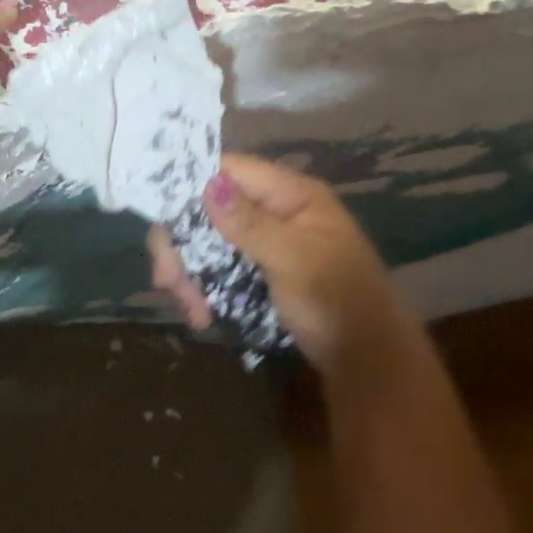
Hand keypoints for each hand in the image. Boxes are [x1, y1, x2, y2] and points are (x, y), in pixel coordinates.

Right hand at [148, 154, 432, 376]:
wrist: (369, 361)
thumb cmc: (339, 301)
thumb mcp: (294, 261)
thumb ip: (250, 224)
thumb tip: (207, 185)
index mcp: (290, 195)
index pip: (229, 171)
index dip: (190, 188)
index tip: (163, 224)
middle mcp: (273, 211)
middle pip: (208, 209)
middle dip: (183, 245)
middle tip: (166, 283)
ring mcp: (263, 243)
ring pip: (206, 243)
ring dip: (189, 274)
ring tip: (191, 311)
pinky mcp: (256, 272)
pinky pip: (216, 269)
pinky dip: (202, 289)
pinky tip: (201, 316)